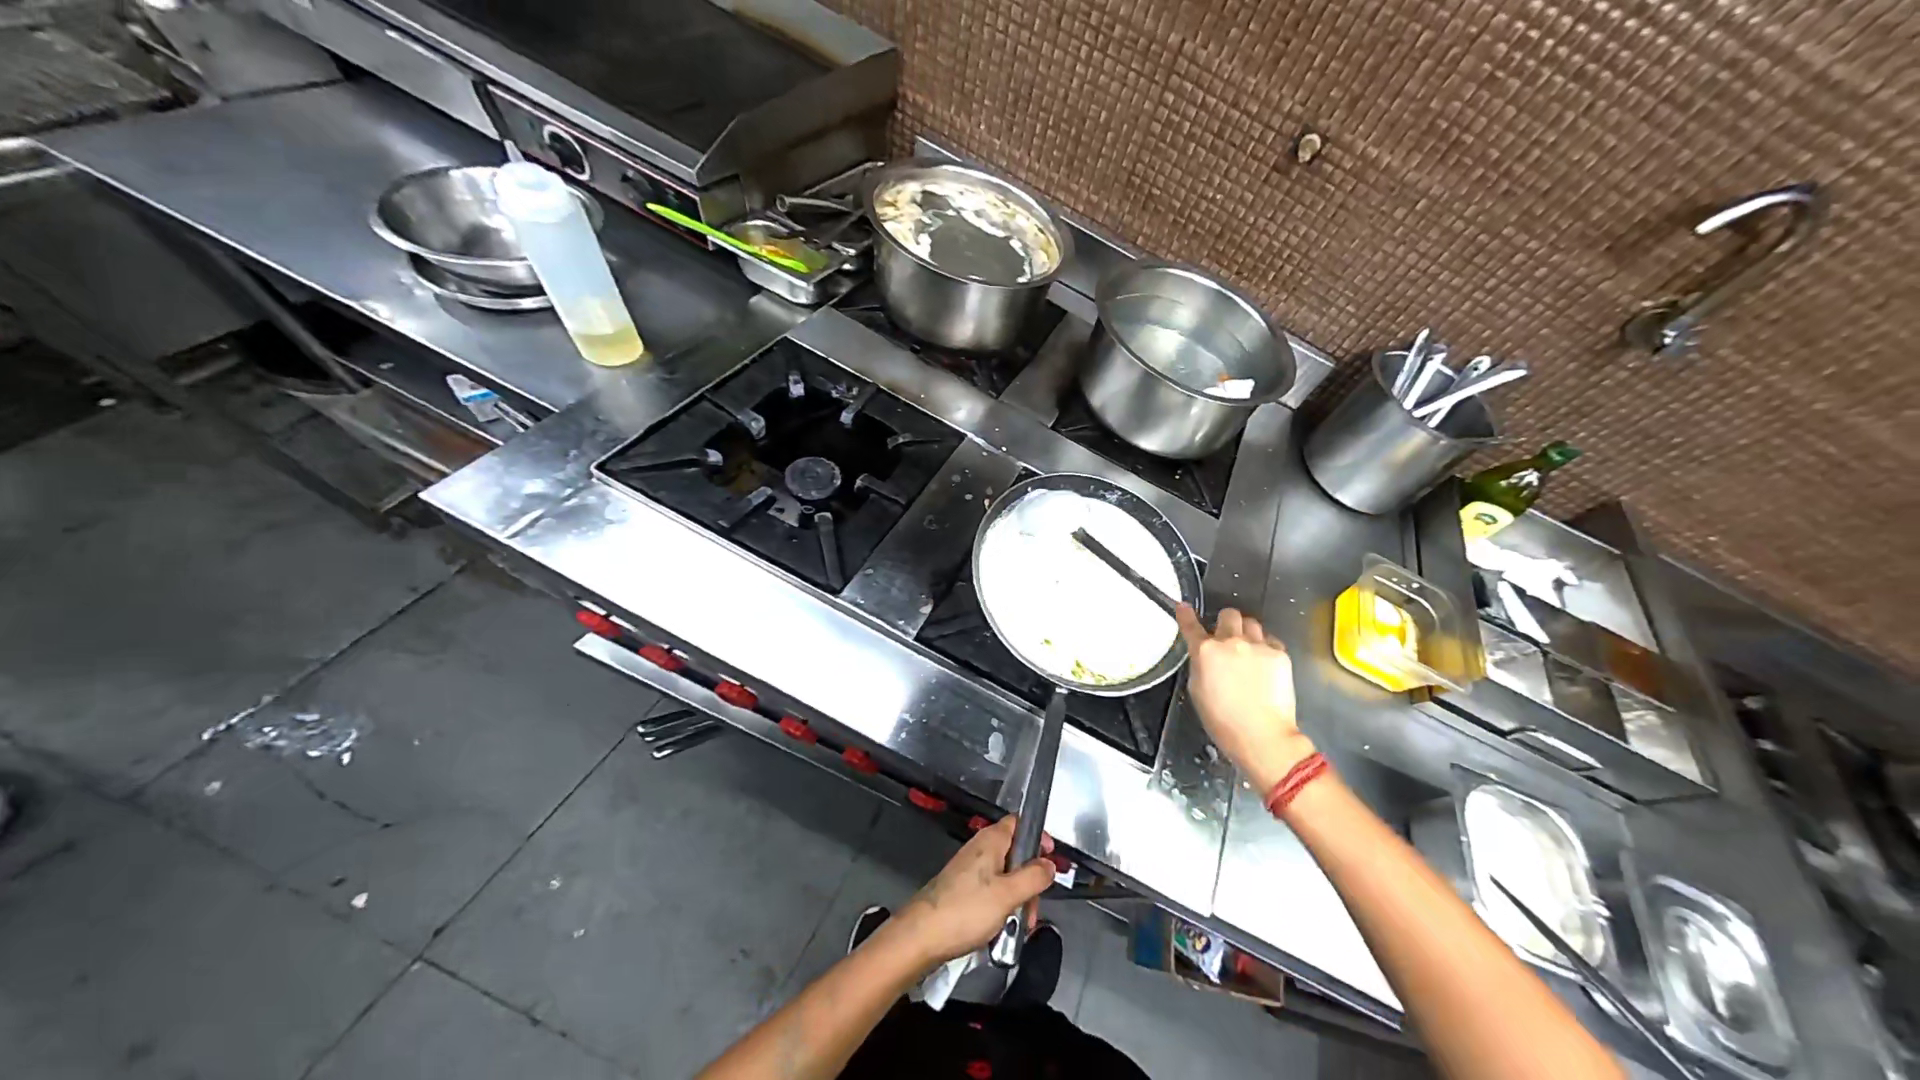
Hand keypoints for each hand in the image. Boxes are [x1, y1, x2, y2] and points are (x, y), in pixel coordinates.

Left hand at [890, 816, 1055, 967]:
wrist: (921, 936)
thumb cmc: (966, 910)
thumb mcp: (1008, 894)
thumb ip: (1034, 877)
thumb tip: (1050, 864)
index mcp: (990, 840)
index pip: (1019, 823)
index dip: (1038, 837)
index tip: (1052, 860)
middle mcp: (980, 849)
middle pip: (1015, 853)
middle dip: (1030, 879)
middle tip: (1033, 907)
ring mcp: (970, 870)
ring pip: (1005, 876)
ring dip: (1018, 898)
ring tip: (1019, 925)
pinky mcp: (963, 890)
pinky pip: (992, 891)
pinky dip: (1002, 907)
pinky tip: (1002, 929)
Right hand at [1176, 605, 1313, 792]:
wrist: (1262, 736)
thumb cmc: (1222, 721)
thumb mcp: (1197, 690)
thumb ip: (1200, 665)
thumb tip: (1206, 656)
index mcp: (1205, 652)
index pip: (1191, 626)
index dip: (1185, 615)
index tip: (1184, 607)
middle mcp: (1231, 642)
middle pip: (1229, 614)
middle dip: (1225, 623)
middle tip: (1226, 637)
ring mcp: (1258, 646)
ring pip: (1251, 623)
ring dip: (1246, 632)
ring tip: (1248, 649)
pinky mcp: (1280, 654)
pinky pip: (1270, 640)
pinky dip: (1265, 647)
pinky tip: (1264, 663)